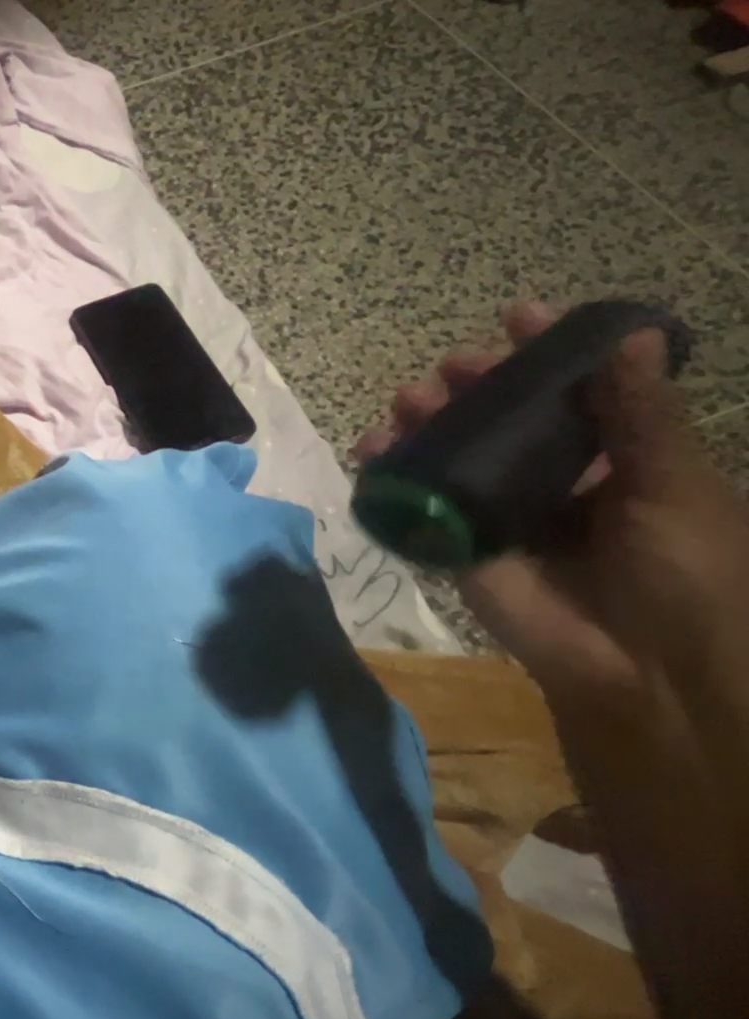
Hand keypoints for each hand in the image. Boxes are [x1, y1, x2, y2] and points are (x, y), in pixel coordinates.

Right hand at [354, 301, 748, 704]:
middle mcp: (551, 480)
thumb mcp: (673, 484)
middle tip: (449, 371)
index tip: (516, 316)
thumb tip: (628, 336)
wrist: (643, 665)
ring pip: (451, 456)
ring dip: (422, 425)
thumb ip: (639, 416)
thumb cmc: (685, 570)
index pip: (571, 393)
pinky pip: (415, 506)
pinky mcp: (455, 547)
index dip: (544, 353)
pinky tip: (370, 454)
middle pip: (499, 420)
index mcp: (613, 460)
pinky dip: (386, 479)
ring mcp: (498, 514)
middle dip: (470, 387)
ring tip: (404, 405)